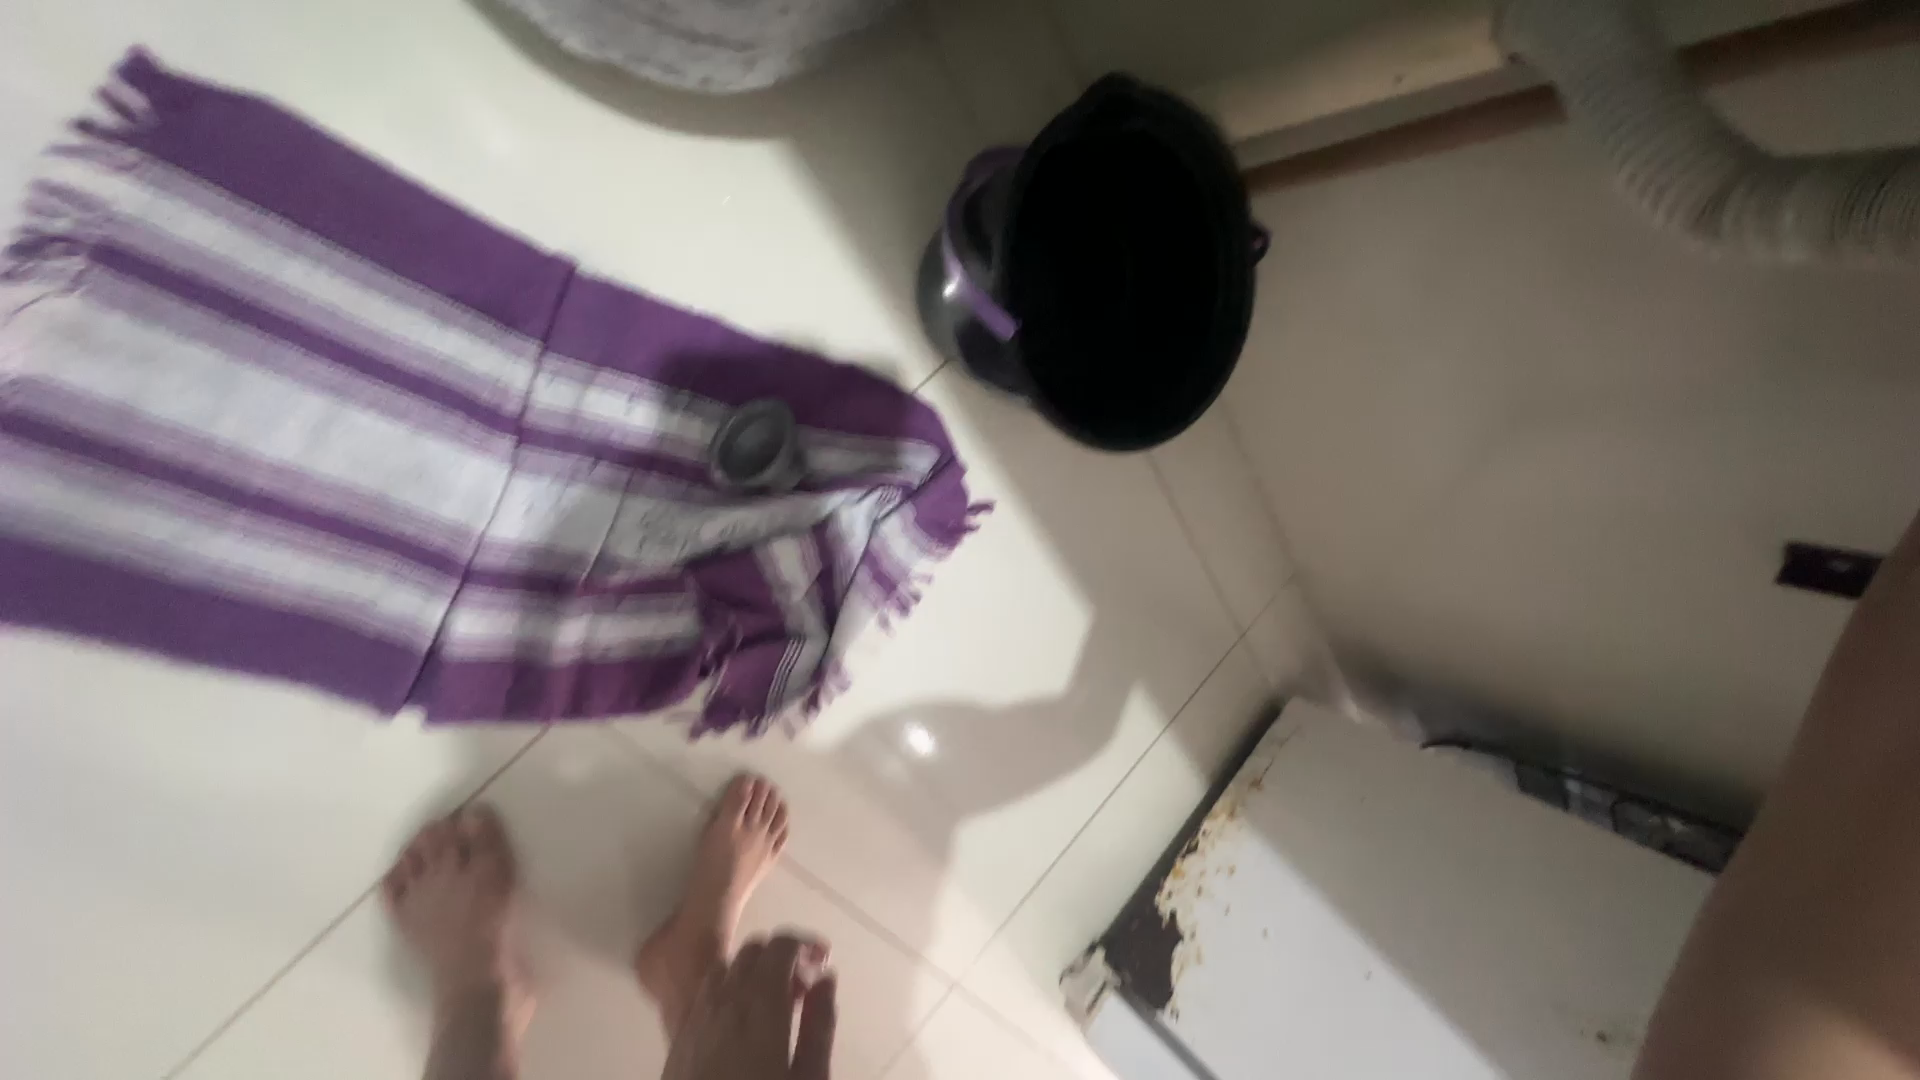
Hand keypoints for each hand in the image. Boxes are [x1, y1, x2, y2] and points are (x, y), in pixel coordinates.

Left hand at [663, 932, 836, 1079]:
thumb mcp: (809, 1079)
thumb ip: (820, 1024)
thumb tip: (826, 980)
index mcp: (761, 1005)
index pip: (781, 946)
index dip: (805, 945)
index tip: (822, 965)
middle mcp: (725, 1001)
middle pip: (754, 950)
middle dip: (781, 958)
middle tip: (803, 990)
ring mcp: (697, 1019)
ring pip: (726, 968)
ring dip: (752, 973)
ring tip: (772, 1008)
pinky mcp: (679, 1041)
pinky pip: (705, 995)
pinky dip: (727, 992)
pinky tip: (740, 1027)